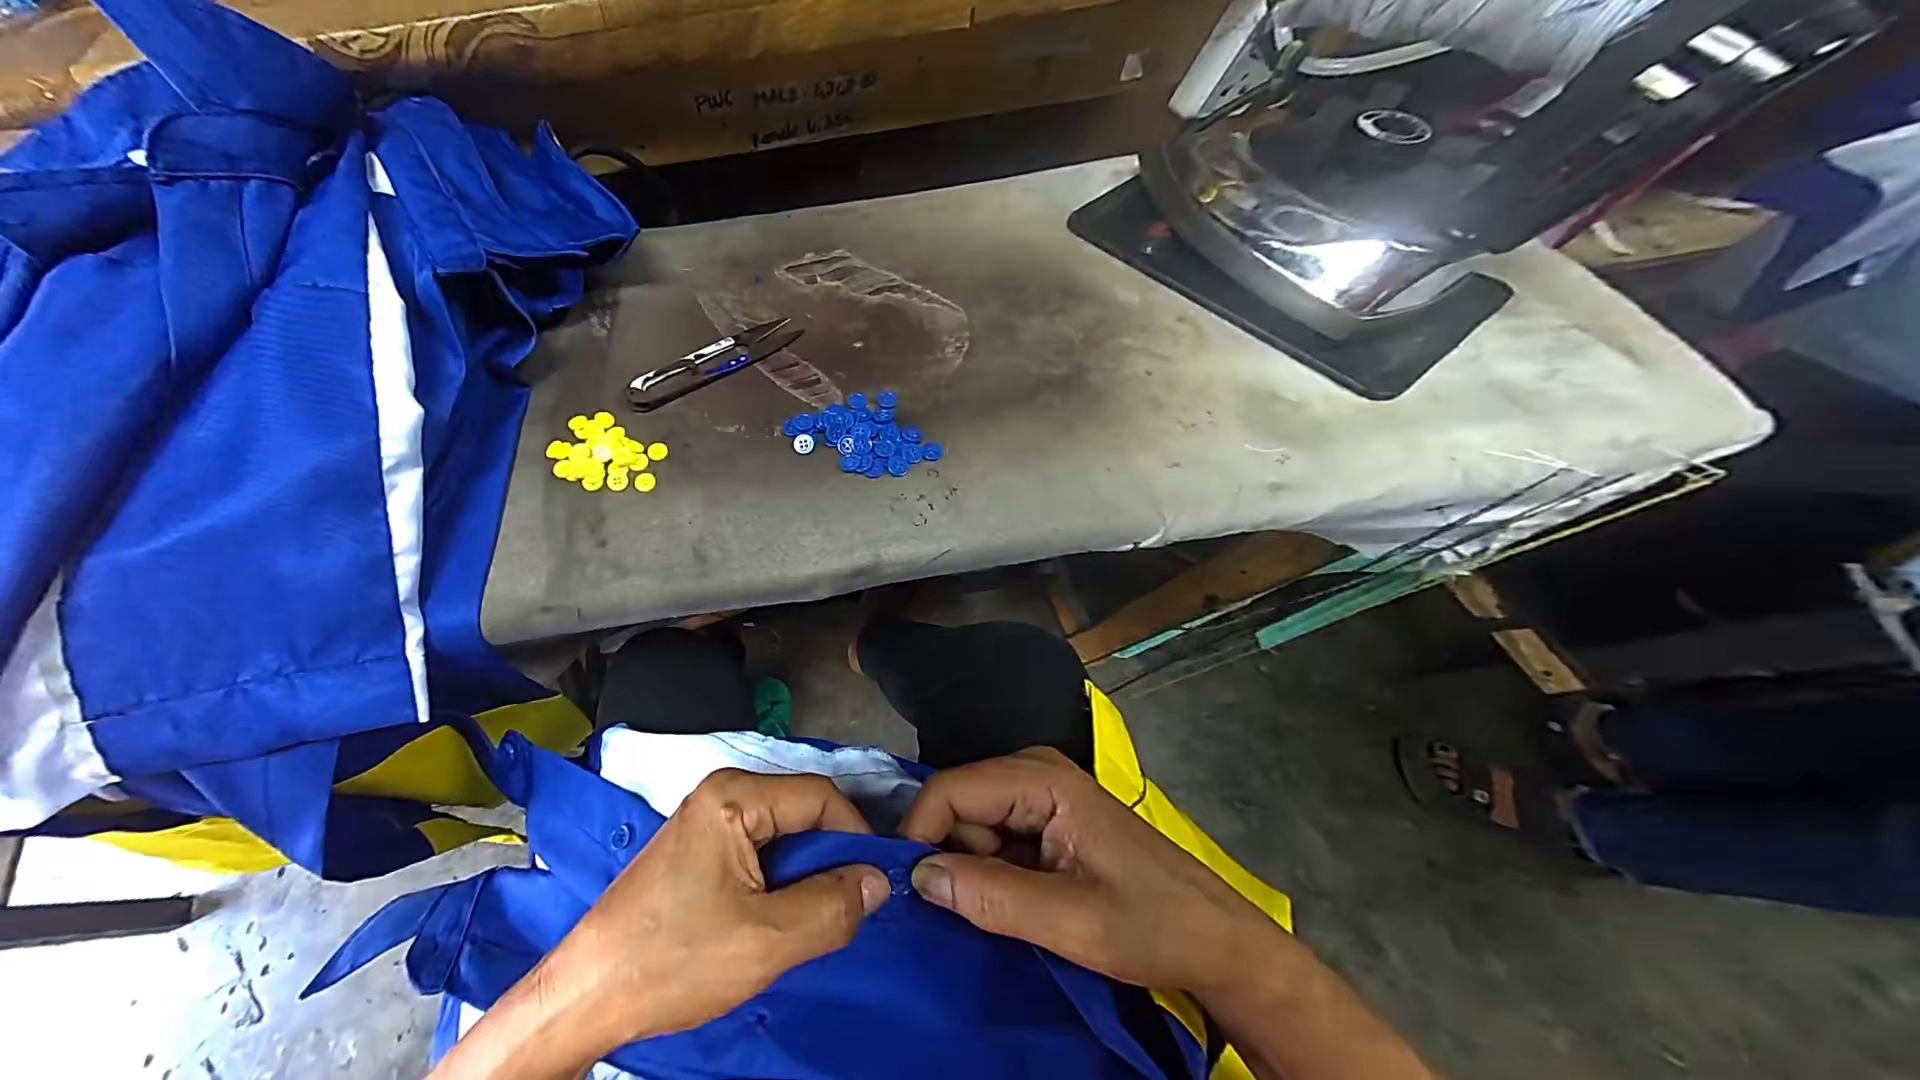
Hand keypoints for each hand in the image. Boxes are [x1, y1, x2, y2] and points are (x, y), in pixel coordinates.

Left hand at [431, 769, 888, 1079]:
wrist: (582, 1000)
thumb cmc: (670, 961)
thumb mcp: (766, 941)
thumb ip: (833, 906)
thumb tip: (878, 881)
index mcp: (735, 796)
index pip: (821, 797)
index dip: (855, 836)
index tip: (873, 881)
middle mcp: (722, 794)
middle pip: (802, 812)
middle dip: (830, 858)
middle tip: (848, 904)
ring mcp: (706, 821)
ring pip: (784, 835)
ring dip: (806, 873)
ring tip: (816, 916)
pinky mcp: (698, 850)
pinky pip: (760, 851)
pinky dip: (781, 880)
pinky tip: (782, 916)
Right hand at [899, 747, 1283, 992]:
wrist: (1214, 938)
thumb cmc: (1153, 924)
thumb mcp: (1073, 922)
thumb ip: (992, 897)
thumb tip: (918, 876)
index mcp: (1043, 779)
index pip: (950, 789)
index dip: (921, 836)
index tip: (910, 893)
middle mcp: (1036, 771)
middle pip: (958, 803)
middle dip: (952, 857)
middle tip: (977, 912)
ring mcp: (1042, 793)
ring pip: (971, 822)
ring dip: (972, 869)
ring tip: (1009, 911)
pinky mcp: (1046, 818)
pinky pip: (993, 836)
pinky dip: (990, 870)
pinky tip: (1015, 901)